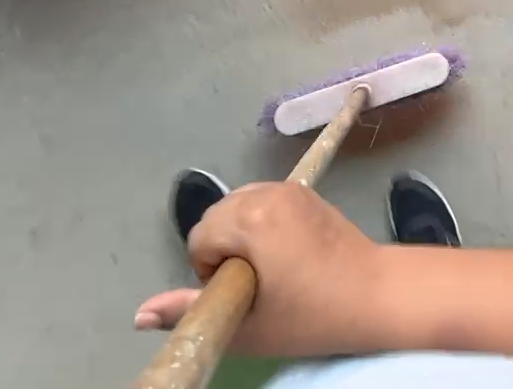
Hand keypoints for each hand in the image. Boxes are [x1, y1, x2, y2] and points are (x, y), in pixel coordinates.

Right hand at [134, 182, 391, 355]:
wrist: (372, 293)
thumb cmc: (310, 315)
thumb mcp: (246, 324)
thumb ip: (189, 313)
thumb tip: (139, 315)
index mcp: (250, 218)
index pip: (200, 236)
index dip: (209, 270)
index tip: (238, 292)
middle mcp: (267, 192)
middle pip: (217, 214)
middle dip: (222, 248)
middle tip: (252, 283)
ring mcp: (289, 188)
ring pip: (239, 204)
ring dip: (240, 232)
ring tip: (267, 268)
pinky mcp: (305, 192)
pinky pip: (263, 199)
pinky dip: (260, 220)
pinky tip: (282, 251)